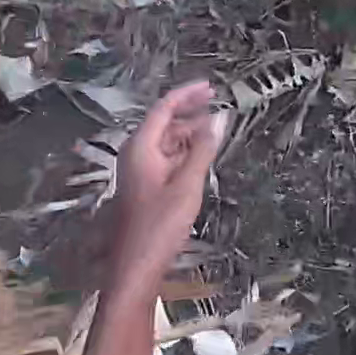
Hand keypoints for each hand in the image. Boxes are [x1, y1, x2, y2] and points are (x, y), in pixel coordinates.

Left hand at [110, 81, 226, 294]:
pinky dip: (185, 153)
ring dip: (190, 134)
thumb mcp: (188, 184)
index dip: (187, 94)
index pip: (164, 108)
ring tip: (216, 130)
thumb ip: (203, 149)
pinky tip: (202, 156)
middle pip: (164, 123)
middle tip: (218, 104)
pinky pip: (167, 159)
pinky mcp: (146, 187)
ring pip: (167, 142)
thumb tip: (219, 118)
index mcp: (141, 148)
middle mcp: (136, 154)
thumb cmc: (160, 225)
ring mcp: (140, 171)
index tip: (211, 86)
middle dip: (190, 113)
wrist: (136, 267)